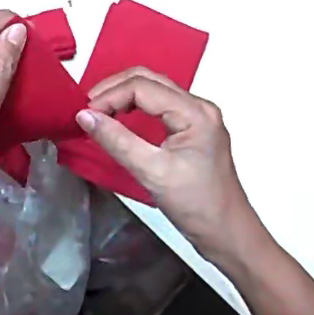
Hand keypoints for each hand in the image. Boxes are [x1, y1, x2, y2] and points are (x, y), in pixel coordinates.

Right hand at [76, 68, 271, 267]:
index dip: (110, 95)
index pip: (143, 86)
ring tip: (97, 112)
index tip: (84, 115)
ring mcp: (196, 116)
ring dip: (123, 95)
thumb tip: (84, 116)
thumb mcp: (153, 173)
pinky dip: (134, 106)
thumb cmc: (197, 206)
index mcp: (195, 112)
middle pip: (149, 79)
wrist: (229, 235)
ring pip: (153, 89)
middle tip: (86, 108)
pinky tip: (118, 118)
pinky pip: (158, 105)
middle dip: (114, 89)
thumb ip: (117, 141)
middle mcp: (198, 106)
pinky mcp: (192, 129)